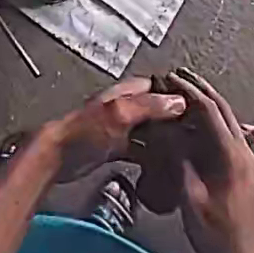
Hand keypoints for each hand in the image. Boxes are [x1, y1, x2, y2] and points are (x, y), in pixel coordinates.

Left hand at [44, 76, 186, 182]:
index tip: (194, 104)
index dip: (175, 93)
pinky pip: (139, 148)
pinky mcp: (114, 147)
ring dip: (163, 137)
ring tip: (182, 148)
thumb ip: (149, 106)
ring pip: (148, 129)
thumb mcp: (119, 114)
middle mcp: (123, 108)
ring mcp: (119, 128)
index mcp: (124, 93)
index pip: (156, 87)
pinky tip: (161, 165)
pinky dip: (151, 154)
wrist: (59, 157)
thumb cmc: (83, 131)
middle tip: (193, 130)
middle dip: (172, 117)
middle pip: (154, 108)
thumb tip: (177, 101)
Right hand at [164, 68, 253, 252]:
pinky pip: (228, 134)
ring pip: (227, 119)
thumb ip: (178, 157)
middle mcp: (244, 152)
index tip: (170, 77)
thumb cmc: (216, 237)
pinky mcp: (246, 171)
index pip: (208, 109)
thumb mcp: (189, 195)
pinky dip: (211, 121)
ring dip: (206, 103)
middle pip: (222, 108)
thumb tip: (164, 130)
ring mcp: (248, 161)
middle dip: (199, 88)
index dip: (187, 90)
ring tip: (185, 92)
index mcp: (232, 155)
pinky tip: (196, 124)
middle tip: (178, 75)